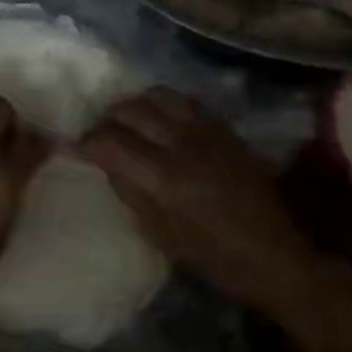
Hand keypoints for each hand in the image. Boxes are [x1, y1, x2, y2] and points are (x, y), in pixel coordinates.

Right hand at [82, 87, 313, 308]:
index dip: (87, 141)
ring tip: (128, 121)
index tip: (78, 146)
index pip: (110, 140)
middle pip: (129, 110)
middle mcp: (182, 143)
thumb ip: (129, 191)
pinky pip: (183, 100)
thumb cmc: (212, 256)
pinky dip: (162, 104)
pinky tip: (159, 119)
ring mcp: (205, 130)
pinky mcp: (223, 127)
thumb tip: (105, 161)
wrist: (274, 254)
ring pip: (156, 95)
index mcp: (164, 177)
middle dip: (106, 119)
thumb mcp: (159, 233)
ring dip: (134, 105)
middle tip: (100, 133)